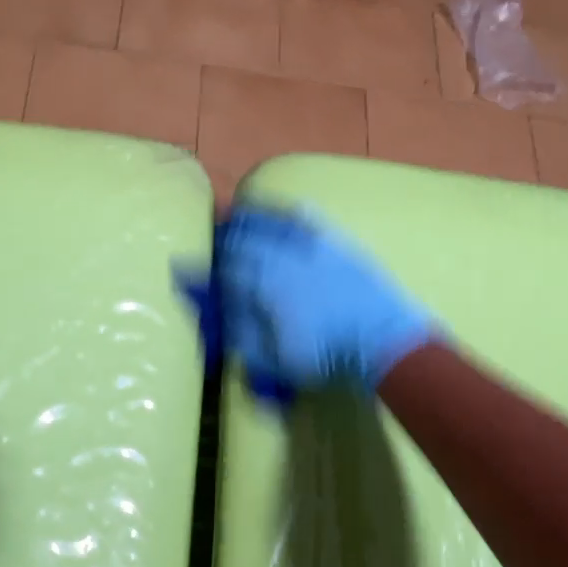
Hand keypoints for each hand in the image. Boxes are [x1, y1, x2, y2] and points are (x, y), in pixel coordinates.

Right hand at [187, 206, 437, 395]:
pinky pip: (307, 220)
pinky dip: (291, 213)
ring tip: (235, 214)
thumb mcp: (271, 356)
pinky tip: (287, 210)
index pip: (222, 270)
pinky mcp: (334, 244)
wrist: (382, 341)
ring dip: (249, 219)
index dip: (201, 270)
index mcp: (261, 284)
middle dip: (221, 239)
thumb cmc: (324, 354)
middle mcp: (280, 257)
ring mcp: (308, 246)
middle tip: (210, 238)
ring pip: (270, 224)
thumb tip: (214, 316)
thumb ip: (239, 332)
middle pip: (242, 241)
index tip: (185, 268)